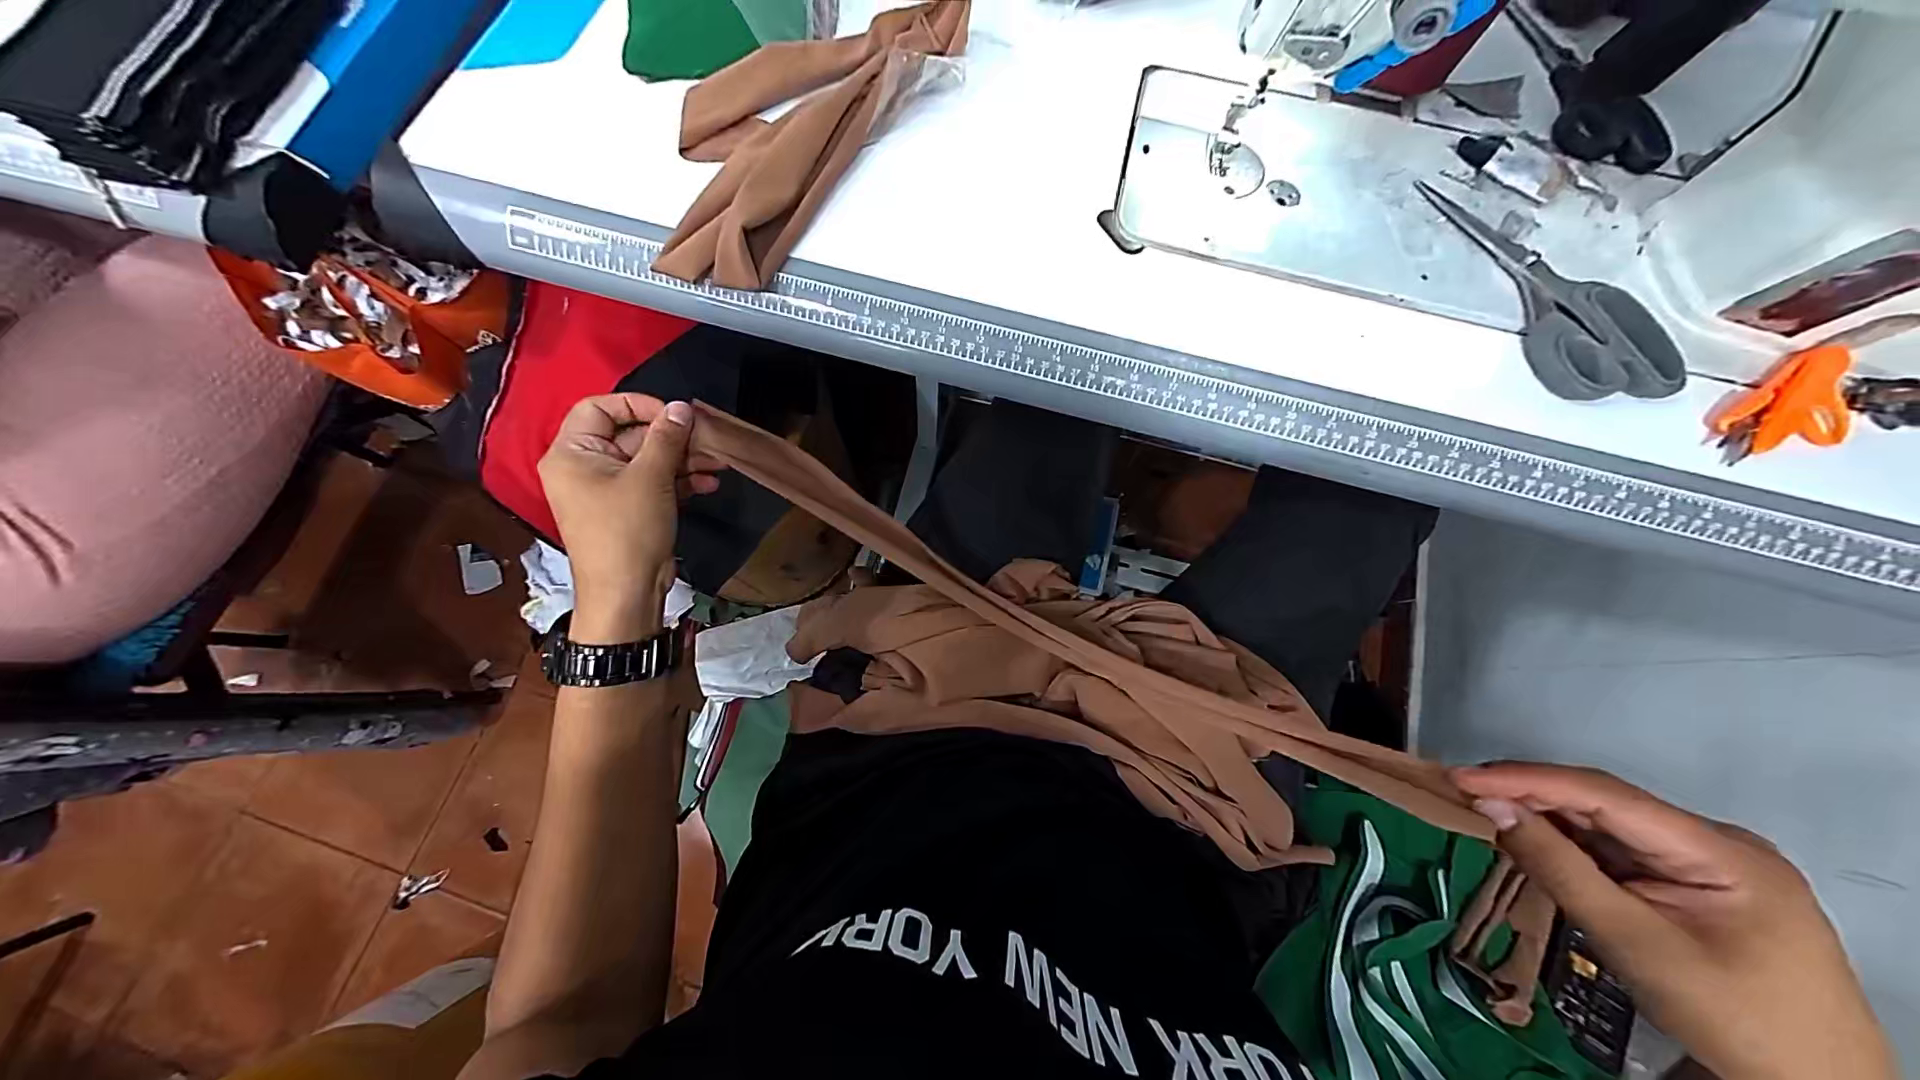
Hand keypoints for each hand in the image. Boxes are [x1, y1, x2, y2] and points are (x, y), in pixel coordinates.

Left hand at [537, 395, 723, 643]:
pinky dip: (679, 481)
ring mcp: (607, 489)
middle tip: (707, 439)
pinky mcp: (629, 508)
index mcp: (572, 453)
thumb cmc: (628, 531)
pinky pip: (653, 483)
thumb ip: (667, 437)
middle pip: (630, 435)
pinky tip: (709, 482)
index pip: (599, 408)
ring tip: (718, 463)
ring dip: (683, 460)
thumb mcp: (651, 478)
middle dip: (672, 438)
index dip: (638, 405)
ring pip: (648, 460)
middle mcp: (584, 467)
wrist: (627, 593)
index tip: (675, 414)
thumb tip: (681, 407)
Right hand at [1452, 764, 1895, 1079]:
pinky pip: (1618, 849)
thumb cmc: (1733, 1019)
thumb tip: (1488, 806)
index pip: (1604, 794)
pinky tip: (1532, 842)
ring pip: (1607, 824)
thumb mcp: (1633, 941)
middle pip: (1604, 803)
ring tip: (1485, 813)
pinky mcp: (1694, 883)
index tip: (1461, 778)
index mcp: (1721, 850)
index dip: (1526, 779)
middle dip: (1530, 795)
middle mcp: (1716, 842)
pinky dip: (1570, 845)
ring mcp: (1708, 863)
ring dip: (1546, 819)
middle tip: (1462, 794)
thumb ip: (1557, 867)